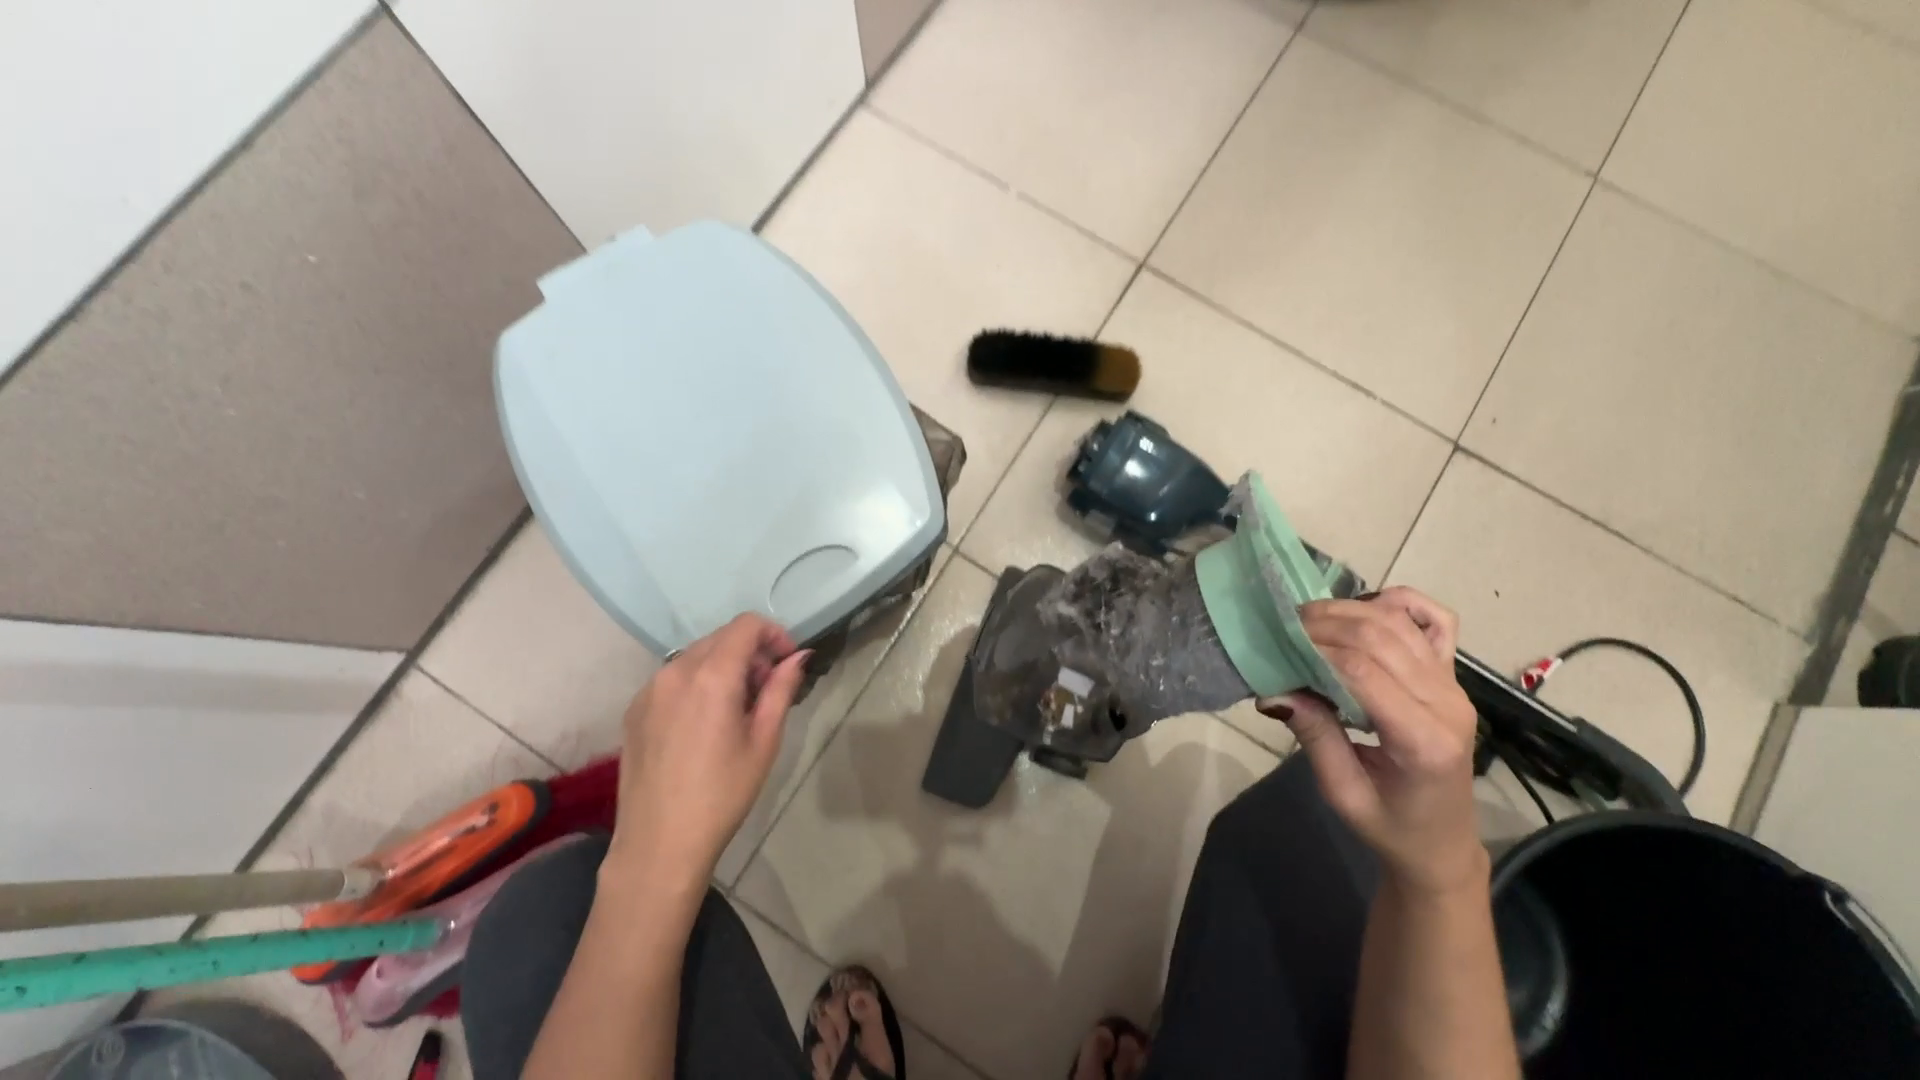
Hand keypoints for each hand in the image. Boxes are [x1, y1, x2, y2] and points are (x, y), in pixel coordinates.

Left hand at [607, 614, 809, 886]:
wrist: (660, 842)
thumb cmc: (723, 794)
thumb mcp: (764, 742)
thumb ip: (781, 689)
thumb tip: (798, 657)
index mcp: (712, 676)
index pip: (746, 625)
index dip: (774, 634)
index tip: (787, 664)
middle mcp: (675, 671)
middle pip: (720, 638)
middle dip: (750, 652)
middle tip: (767, 690)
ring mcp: (649, 689)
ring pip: (695, 656)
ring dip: (723, 667)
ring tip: (737, 709)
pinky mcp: (634, 709)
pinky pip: (673, 679)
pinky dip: (696, 684)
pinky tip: (704, 724)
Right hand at [1259, 587, 1484, 895]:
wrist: (1442, 844)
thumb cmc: (1389, 826)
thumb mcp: (1342, 793)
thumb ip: (1314, 736)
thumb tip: (1274, 689)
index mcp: (1422, 741)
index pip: (1362, 671)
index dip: (1315, 650)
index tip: (1275, 648)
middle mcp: (1446, 703)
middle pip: (1380, 637)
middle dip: (1324, 625)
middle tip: (1281, 631)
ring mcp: (1455, 686)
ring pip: (1400, 622)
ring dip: (1349, 610)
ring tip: (1307, 621)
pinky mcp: (1452, 678)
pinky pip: (1436, 621)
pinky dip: (1401, 603)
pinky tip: (1366, 609)